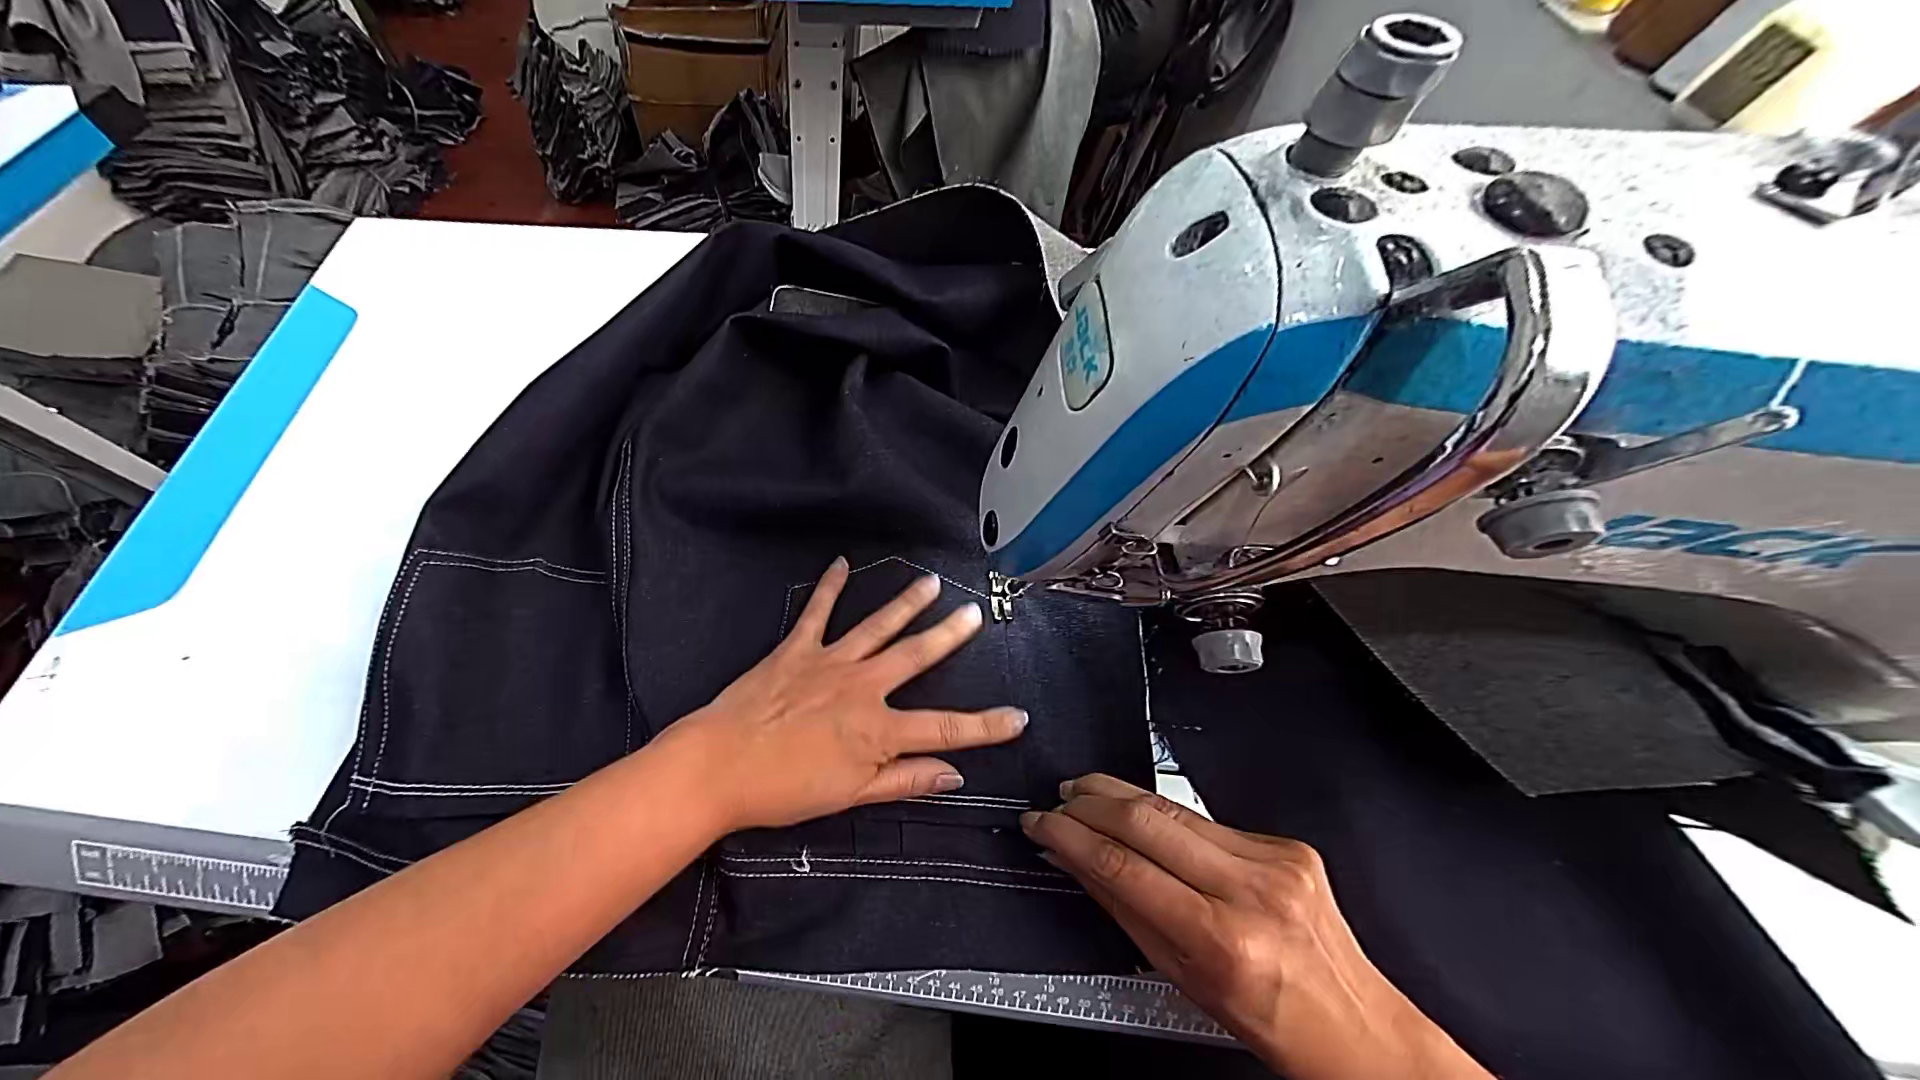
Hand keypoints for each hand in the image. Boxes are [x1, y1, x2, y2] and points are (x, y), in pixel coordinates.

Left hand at [658, 557, 1028, 832]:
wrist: (718, 767)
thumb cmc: (783, 789)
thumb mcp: (850, 796)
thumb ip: (905, 780)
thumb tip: (954, 775)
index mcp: (878, 730)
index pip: (946, 729)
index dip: (988, 726)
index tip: (1018, 716)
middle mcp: (862, 687)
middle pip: (917, 657)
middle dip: (950, 635)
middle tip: (974, 613)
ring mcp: (830, 662)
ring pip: (878, 626)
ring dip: (906, 603)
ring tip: (929, 582)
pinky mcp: (796, 649)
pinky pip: (817, 612)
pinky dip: (829, 587)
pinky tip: (840, 564)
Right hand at [1022, 774, 1491, 1079]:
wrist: (1358, 1028)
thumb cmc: (1275, 1024)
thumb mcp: (1183, 981)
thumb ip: (1125, 911)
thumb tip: (1078, 863)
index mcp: (1222, 940)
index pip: (1122, 867)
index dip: (1071, 838)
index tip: (1044, 824)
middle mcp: (1252, 890)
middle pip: (1146, 821)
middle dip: (1090, 801)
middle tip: (1060, 798)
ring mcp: (1274, 860)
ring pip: (1173, 808)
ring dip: (1120, 793)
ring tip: (1087, 789)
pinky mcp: (1286, 843)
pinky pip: (1207, 819)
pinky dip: (1164, 812)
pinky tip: (1142, 811)